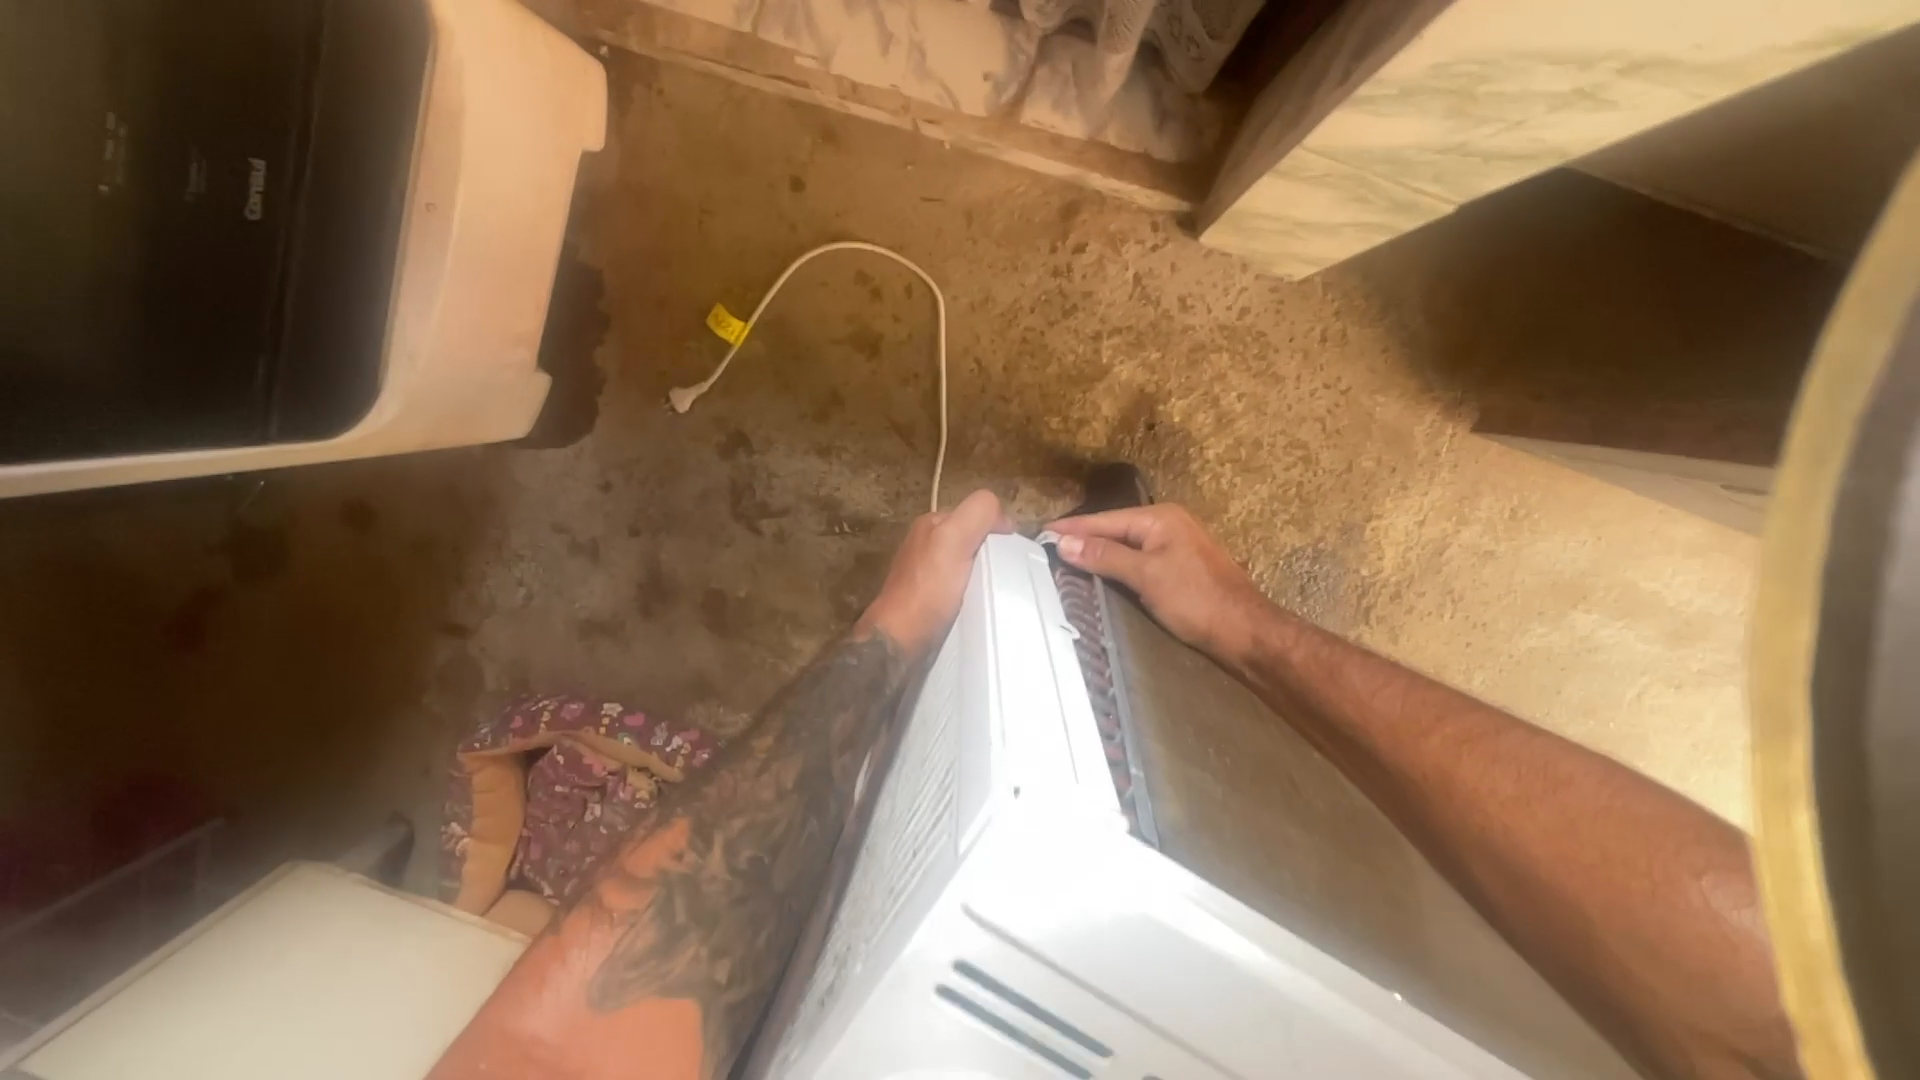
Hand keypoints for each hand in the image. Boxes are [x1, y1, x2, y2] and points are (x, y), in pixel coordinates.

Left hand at [858, 490, 1012, 658]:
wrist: (899, 641)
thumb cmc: (928, 590)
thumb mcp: (953, 539)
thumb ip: (977, 513)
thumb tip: (1002, 519)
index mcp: (931, 524)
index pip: (976, 513)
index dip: (996, 528)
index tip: (1009, 553)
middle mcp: (926, 543)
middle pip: (973, 538)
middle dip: (991, 552)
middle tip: (1003, 573)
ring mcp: (926, 572)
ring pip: (969, 563)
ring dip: (984, 574)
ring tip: (993, 591)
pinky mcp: (929, 598)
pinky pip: (962, 585)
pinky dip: (974, 592)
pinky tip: (978, 604)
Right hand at [1046, 504, 1269, 662]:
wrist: (1246, 632)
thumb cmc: (1197, 600)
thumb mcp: (1146, 575)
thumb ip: (1104, 556)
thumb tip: (1064, 542)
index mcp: (1160, 518)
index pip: (1104, 520)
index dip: (1071, 528)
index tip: (1039, 533)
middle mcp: (1168, 524)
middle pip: (1114, 529)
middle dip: (1082, 538)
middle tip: (1045, 547)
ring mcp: (1176, 545)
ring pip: (1126, 545)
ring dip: (1098, 552)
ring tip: (1064, 559)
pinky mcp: (1180, 567)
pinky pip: (1138, 559)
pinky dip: (1116, 564)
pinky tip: (1100, 573)